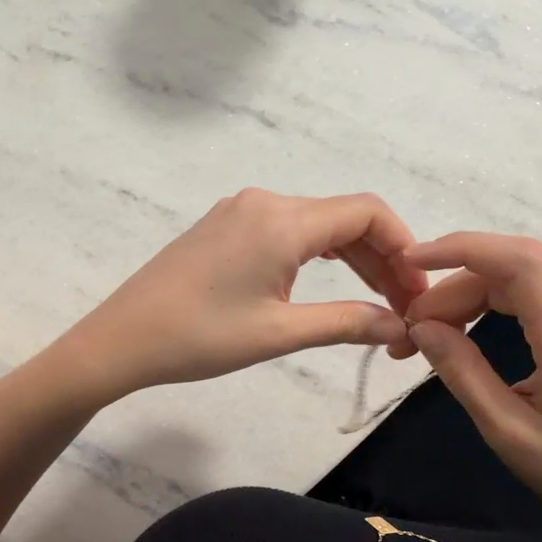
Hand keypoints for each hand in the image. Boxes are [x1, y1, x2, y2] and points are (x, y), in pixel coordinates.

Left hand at [60, 189, 428, 397]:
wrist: (121, 339)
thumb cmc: (199, 338)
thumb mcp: (278, 334)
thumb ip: (346, 324)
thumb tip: (400, 328)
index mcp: (283, 220)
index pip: (367, 213)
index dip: (404, 247)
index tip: (420, 291)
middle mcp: (266, 202)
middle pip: (345, 218)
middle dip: (383, 260)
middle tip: (406, 310)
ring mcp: (241, 212)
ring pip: (317, 226)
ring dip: (353, 261)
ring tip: (378, 304)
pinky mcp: (225, 228)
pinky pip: (288, 232)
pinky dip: (318, 257)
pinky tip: (331, 287)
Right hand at [401, 233, 541, 541]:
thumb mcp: (504, 429)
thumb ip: (462, 371)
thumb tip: (420, 326)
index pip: (519, 262)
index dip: (463, 248)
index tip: (412, 260)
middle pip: (518, 265)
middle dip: (456, 284)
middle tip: (412, 328)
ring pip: (531, 271)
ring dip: (477, 286)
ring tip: (435, 325)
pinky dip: (499, 295)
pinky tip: (471, 321)